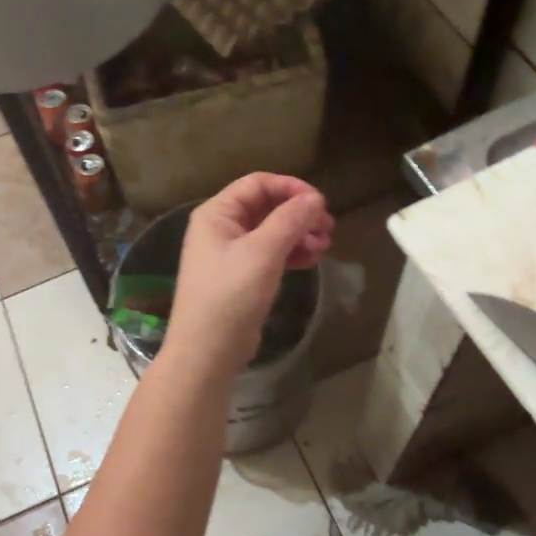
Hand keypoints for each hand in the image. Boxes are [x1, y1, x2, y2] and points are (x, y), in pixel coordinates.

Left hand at [166, 174, 332, 377]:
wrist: (207, 351)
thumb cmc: (230, 296)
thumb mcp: (262, 253)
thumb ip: (289, 221)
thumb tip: (314, 198)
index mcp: (216, 214)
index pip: (257, 184)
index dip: (290, 187)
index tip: (321, 202)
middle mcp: (220, 228)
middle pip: (266, 207)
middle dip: (299, 213)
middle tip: (329, 228)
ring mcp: (230, 254)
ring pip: (271, 232)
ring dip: (299, 234)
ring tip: (324, 247)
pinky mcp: (241, 278)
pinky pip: (270, 254)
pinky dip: (291, 253)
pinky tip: (312, 260)